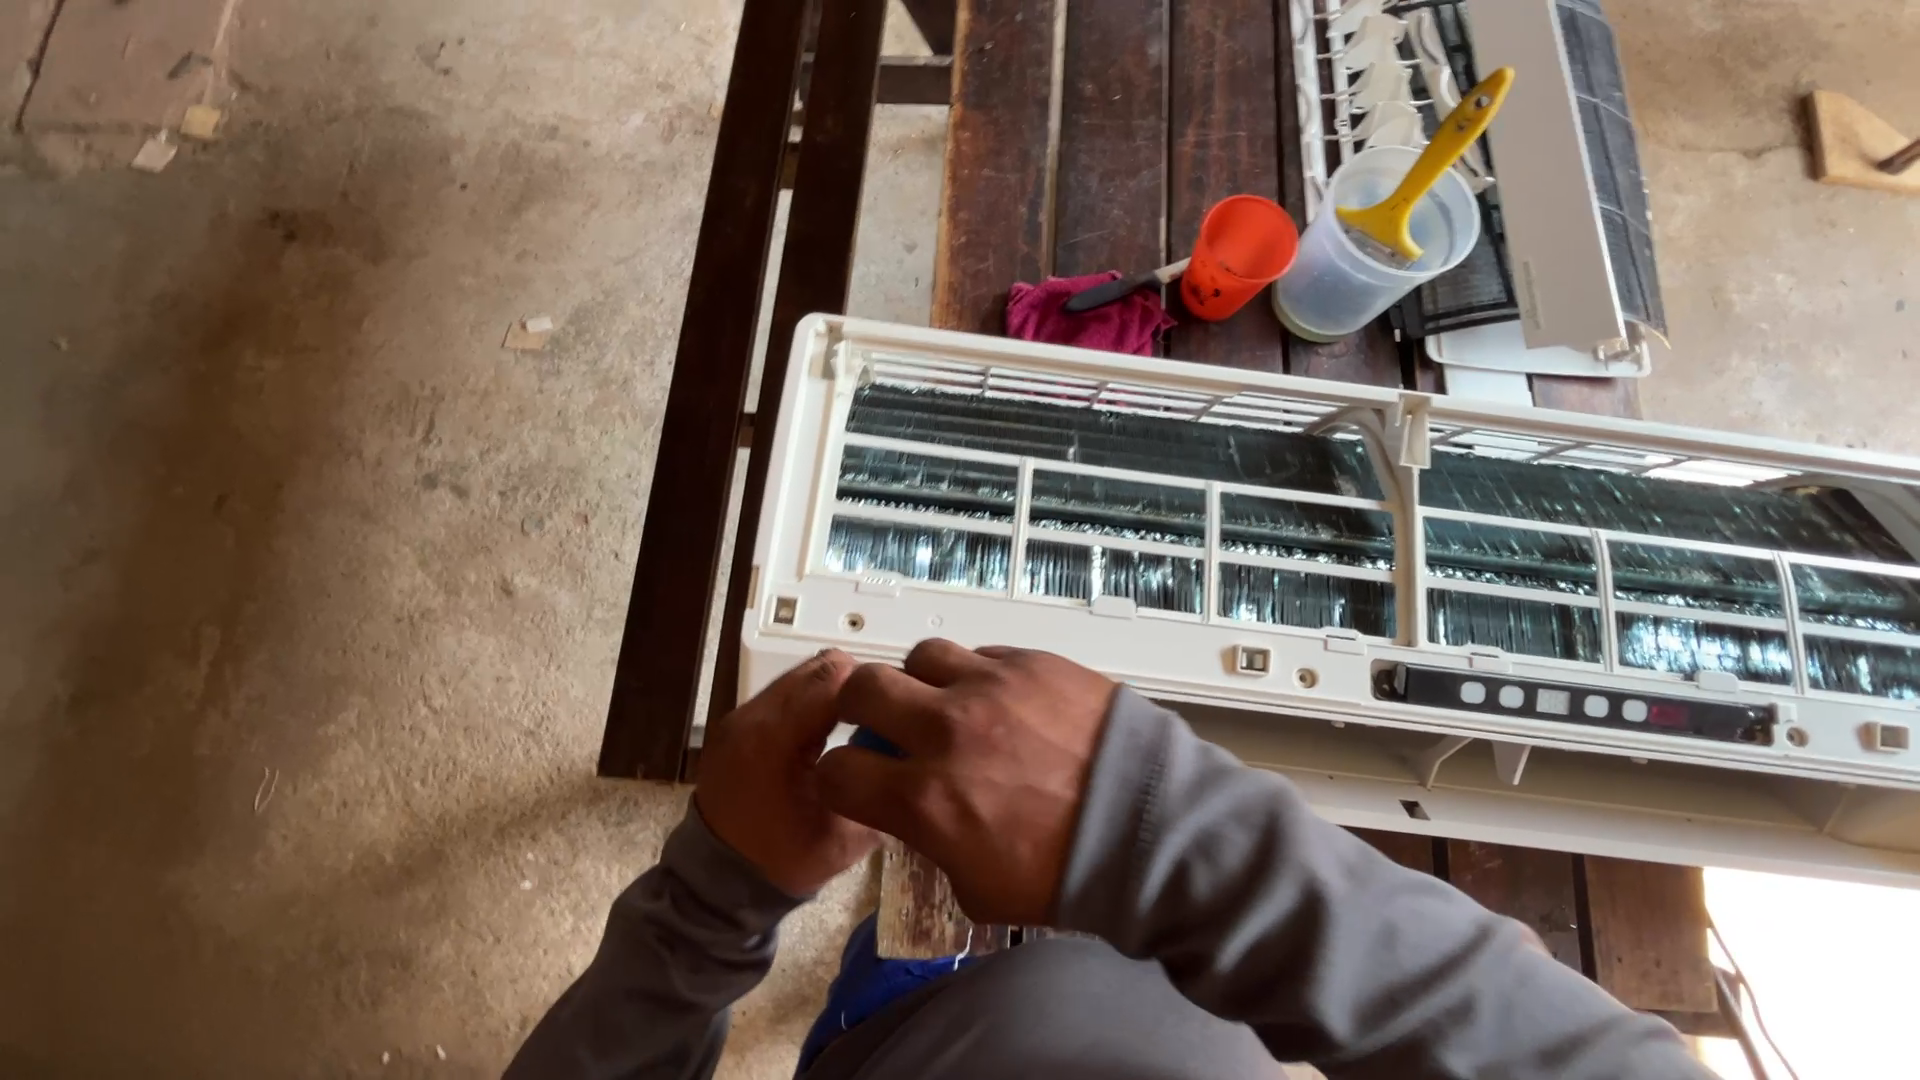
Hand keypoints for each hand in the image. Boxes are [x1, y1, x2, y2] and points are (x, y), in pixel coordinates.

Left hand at [694, 650, 878, 896]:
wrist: (716, 883)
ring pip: (802, 673)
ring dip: (835, 689)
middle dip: (858, 684)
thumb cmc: (782, 862)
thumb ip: (878, 785)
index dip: (875, 690)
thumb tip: (907, 746)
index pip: (834, 680)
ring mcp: (741, 716)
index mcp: (774, 740)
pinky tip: (829, 729)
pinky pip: (786, 691)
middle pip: (818, 667)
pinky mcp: (738, 722)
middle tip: (883, 715)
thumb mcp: (846, 837)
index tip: (899, 712)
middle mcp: (752, 716)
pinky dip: (813, 700)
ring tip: (858, 721)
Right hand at [817, 640, 1117, 925]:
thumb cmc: (1069, 873)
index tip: (855, 780)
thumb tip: (922, 816)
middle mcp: (945, 730)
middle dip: (859, 707)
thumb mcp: (980, 888)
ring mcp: (989, 687)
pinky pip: (983, 654)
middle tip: (881, 721)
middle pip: (862, 688)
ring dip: (922, 680)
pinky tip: (1002, 699)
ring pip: (922, 656)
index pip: (837, 771)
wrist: (1151, 827)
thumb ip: (934, 845)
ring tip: (946, 701)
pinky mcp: (1032, 662)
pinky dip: (978, 675)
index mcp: (925, 798)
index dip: (839, 778)